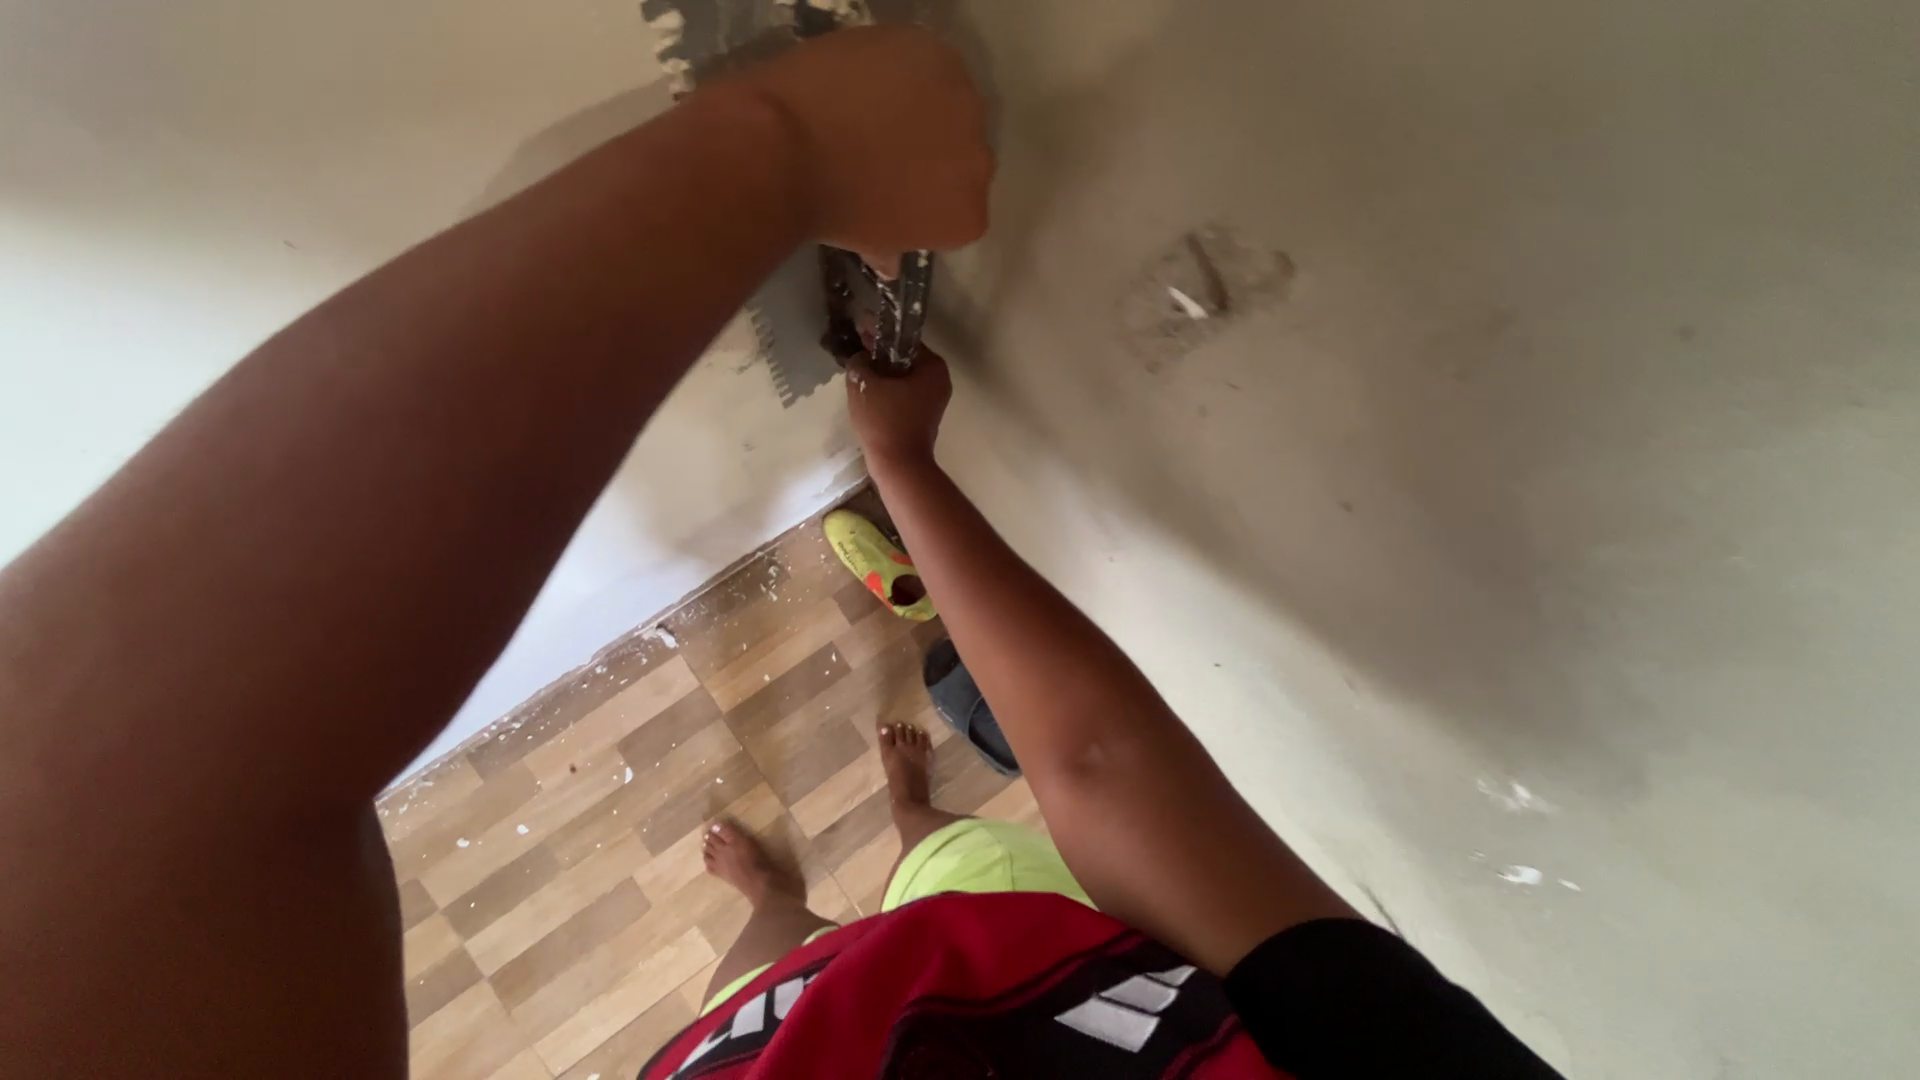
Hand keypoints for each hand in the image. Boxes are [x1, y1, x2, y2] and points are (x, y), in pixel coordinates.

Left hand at [727, 26, 993, 264]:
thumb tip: (889, 263)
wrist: (789, 148)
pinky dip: (901, 69)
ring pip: (949, 102)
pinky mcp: (934, 53)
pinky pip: (925, 63)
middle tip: (888, 149)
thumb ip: (892, 246)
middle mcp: (979, 163)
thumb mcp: (868, 241)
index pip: (961, 205)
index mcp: (968, 218)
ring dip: (923, 105)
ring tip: (876, 108)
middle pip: (963, 153)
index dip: (929, 195)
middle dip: (932, 151)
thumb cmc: (831, 211)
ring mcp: (962, 103)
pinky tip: (868, 79)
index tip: (900, 191)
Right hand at [846, 346, 951, 466]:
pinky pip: (905, 396)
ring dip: (884, 375)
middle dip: (881, 356)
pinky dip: (889, 392)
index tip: (860, 331)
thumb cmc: (884, 420)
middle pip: (905, 360)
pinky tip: (869, 393)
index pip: (904, 341)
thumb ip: (859, 362)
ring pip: (904, 379)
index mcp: (933, 367)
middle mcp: (940, 381)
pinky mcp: (925, 417)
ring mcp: (935, 401)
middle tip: (857, 352)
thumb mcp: (863, 384)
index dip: (880, 335)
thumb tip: (861, 357)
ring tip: (860, 373)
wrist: (899, 465)